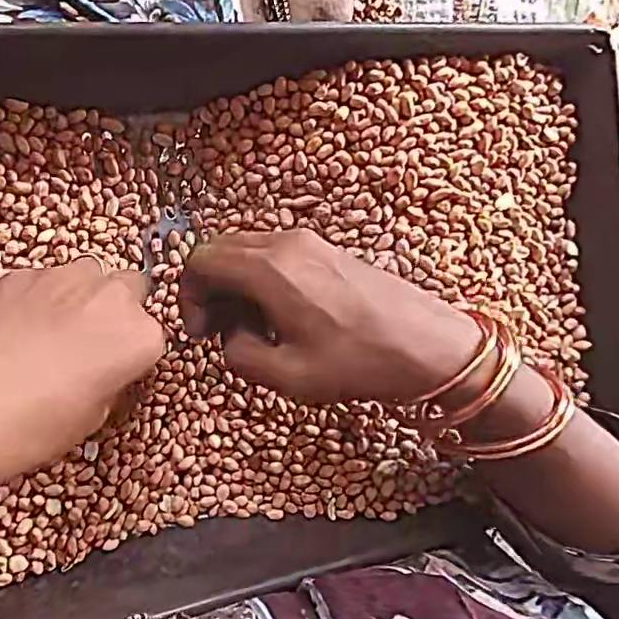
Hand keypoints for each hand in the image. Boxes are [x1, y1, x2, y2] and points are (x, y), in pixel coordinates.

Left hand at [0, 259, 165, 506]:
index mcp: (138, 335)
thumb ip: (114, 377)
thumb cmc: (31, 427)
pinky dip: (44, 296)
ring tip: (56, 332)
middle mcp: (109, 295)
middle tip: (93, 344)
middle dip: (119, 310)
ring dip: (84, 297)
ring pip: (90, 275)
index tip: (122, 367)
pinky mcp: (21, 273)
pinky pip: (47, 279)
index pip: (155, 333)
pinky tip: (21, 327)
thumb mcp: (94, 416)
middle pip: (132, 288)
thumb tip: (109, 365)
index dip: (136, 352)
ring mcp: (63, 277)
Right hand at [177, 229, 480, 404]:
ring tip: (254, 328)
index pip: (200, 260)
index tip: (200, 330)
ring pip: (246, 251)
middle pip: (220, 250)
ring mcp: (310, 242)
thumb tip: (231, 338)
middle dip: (208, 289)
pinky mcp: (327, 250)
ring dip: (234, 285)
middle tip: (219, 330)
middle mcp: (286, 243)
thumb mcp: (290, 377)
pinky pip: (274, 254)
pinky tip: (282, 316)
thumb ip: (240, 355)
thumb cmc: (363, 362)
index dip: (187, 296)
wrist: (431, 346)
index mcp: (270, 270)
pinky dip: (260, 279)